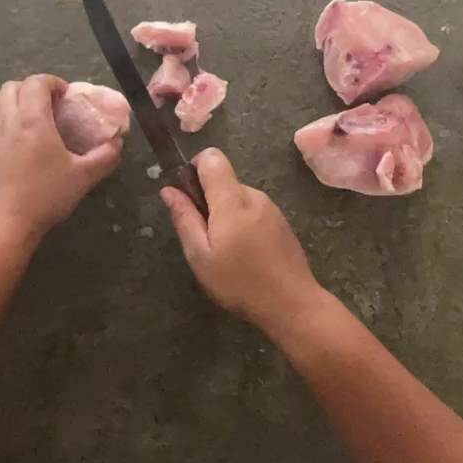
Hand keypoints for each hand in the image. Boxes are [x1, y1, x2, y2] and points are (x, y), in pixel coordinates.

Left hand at [0, 75, 121, 240]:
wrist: (5, 223)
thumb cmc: (46, 196)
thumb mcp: (83, 177)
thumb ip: (104, 156)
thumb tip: (118, 143)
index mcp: (33, 120)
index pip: (36, 82)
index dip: (52, 82)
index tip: (66, 96)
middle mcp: (8, 121)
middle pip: (12, 86)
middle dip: (32, 88)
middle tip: (50, 104)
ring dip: (17, 102)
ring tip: (35, 120)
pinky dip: (7, 121)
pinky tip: (20, 142)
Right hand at [161, 149, 334, 336]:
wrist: (293, 305)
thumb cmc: (239, 282)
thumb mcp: (200, 256)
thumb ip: (184, 218)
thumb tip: (169, 189)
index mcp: (231, 200)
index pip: (212, 157)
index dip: (194, 168)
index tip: (187, 197)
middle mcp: (253, 196)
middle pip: (223, 181)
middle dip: (208, 201)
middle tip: (204, 239)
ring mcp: (271, 208)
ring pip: (237, 198)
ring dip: (225, 215)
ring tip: (225, 252)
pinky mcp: (281, 222)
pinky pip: (253, 211)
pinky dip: (242, 224)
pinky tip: (244, 255)